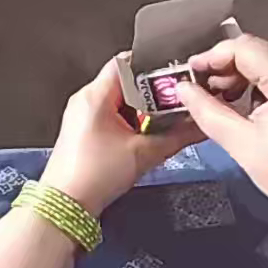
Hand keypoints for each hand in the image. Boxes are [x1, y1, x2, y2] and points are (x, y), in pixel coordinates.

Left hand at [40, 58, 202, 212]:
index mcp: (95, 95)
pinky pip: (111, 114)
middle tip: (174, 103)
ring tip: (161, 121)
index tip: (173, 78)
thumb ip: (178, 136)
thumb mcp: (144, 154)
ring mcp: (83, 114)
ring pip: (120, 99)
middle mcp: (86, 99)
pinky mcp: (84, 129)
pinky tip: (142, 136)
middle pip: (126, 81)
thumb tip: (201, 126)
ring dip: (142, 108)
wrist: (67, 206)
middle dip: (151, 92)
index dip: (153, 66)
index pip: (126, 62)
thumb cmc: (93, 177)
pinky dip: (129, 120)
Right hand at [174, 35, 267, 227]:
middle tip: (207, 90)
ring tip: (230, 96)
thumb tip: (182, 88)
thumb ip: (208, 112)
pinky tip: (258, 91)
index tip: (191, 72)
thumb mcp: (244, 145)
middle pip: (261, 48)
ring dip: (249, 70)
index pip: (244, 47)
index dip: (213, 56)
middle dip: (229, 64)